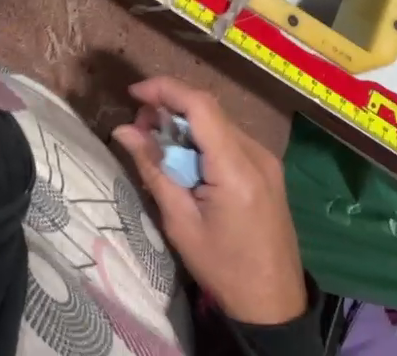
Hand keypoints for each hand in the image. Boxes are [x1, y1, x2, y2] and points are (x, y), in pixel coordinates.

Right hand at [112, 77, 307, 325]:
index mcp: (236, 169)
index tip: (133, 94)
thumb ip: (153, 169)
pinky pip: (228, 137)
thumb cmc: (223, 269)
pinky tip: (184, 158)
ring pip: (217, 121)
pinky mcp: (267, 169)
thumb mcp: (179, 222)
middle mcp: (257, 155)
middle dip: (169, 107)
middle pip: (208, 109)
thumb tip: (123, 130)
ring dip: (184, 122)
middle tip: (139, 128)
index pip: (200, 105)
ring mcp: (266, 160)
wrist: (273, 306)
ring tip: (157, 144)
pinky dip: (201, 137)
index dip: (164, 90)